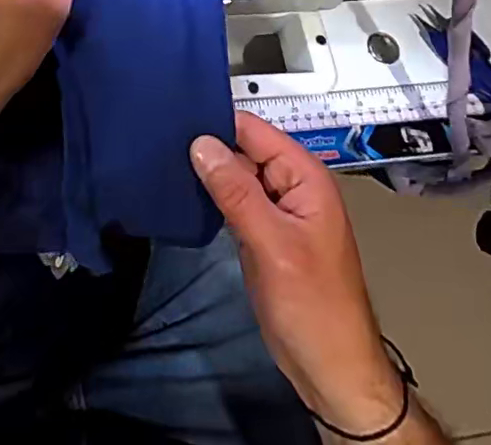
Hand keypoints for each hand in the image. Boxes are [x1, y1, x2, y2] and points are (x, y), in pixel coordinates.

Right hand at [191, 113, 404, 434]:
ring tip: (164, 162)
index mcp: (304, 176)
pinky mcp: (261, 230)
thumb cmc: (315, 307)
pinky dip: (212, 195)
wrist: (330, 370)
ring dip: (207, 170)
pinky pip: (233, 199)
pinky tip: (184, 192)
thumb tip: (201, 145)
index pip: (254, 130)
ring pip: (235, 173)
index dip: (217, 123)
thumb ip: (236, 192)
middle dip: (207, 145)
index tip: (175, 120)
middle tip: (160, 142)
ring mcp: (275, 208)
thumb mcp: (273, 245)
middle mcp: (290, 185)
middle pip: (242, 148)